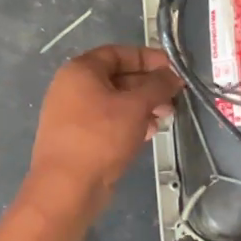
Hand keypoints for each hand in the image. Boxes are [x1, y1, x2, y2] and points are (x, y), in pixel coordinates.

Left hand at [26, 45, 183, 214]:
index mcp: (80, 70)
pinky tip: (147, 134)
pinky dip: (127, 123)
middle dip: (148, 86)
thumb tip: (173, 75)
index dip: (148, 58)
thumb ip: (157, 86)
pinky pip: (106, 122)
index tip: (173, 69)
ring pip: (114, 102)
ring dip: (141, 106)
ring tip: (165, 118)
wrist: (67, 187)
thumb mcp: (136, 106)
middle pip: (117, 77)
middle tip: (173, 98)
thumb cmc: (101, 137)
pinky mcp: (77, 138)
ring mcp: (71, 114)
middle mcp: (71, 87)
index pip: (118, 53)